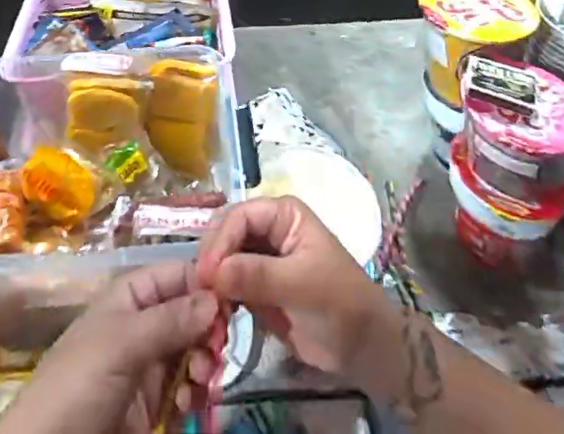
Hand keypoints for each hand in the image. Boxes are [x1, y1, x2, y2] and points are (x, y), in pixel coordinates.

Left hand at [0, 262, 221, 433]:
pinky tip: (191, 405)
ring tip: (201, 383)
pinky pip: (188, 386)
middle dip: (210, 332)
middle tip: (214, 354)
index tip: (231, 305)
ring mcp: (150, 362)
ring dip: (206, 365)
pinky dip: (196, 393)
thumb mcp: (121, 344)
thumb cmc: (77, 384)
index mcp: (132, 295)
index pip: (179, 274)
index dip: (206, 285)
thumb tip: (216, 296)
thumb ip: (170, 320)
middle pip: (194, 313)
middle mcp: (145, 322)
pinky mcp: (154, 401)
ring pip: (196, 350)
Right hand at [195, 196, 391, 377]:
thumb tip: (214, 272)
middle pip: (225, 233)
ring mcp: (259, 257)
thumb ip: (258, 275)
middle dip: (211, 257)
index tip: (206, 274)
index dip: (220, 241)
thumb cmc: (340, 304)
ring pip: (222, 258)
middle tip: (201, 289)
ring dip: (210, 278)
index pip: (240, 216)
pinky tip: (215, 312)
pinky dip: (217, 295)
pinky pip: (226, 283)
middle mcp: (268, 229)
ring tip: (206, 303)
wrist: (363, 349)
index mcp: (283, 214)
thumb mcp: (302, 285)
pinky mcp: (254, 286)